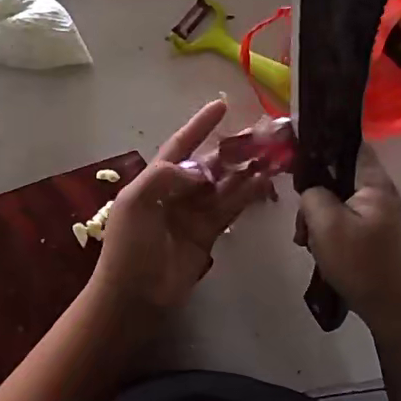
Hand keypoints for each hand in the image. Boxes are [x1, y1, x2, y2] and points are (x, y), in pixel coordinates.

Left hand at [95, 99, 274, 309]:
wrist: (135, 293)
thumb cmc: (129, 246)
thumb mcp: (135, 201)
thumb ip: (164, 176)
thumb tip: (199, 169)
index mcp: (153, 180)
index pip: (179, 145)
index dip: (199, 126)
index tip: (221, 106)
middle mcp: (175, 192)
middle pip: (207, 163)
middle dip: (231, 149)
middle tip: (261, 134)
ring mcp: (193, 213)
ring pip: (223, 185)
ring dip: (245, 170)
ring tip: (271, 155)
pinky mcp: (208, 234)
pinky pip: (230, 208)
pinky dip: (246, 195)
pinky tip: (264, 182)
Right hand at [295, 145, 400, 324]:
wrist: (386, 304)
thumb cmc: (358, 261)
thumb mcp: (325, 223)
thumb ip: (312, 194)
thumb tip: (310, 189)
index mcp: (375, 183)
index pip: (351, 146)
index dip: (325, 144)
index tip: (298, 153)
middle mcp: (380, 192)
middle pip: (338, 176)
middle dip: (314, 193)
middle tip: (302, 219)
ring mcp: (376, 213)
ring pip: (335, 200)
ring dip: (316, 216)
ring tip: (307, 239)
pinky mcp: (370, 232)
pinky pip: (341, 218)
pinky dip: (325, 229)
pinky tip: (316, 247)